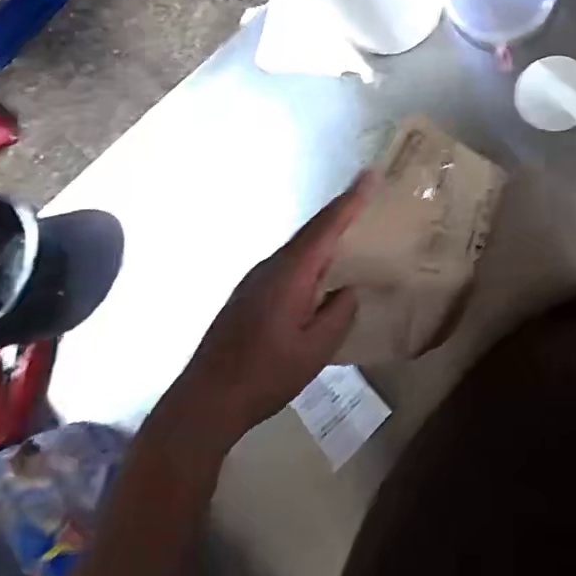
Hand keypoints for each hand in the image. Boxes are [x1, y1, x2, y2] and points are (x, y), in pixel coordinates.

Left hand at [173, 172, 373, 439]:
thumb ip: (339, 315)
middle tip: (368, 195)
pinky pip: (288, 265)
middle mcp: (270, 268)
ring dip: (326, 236)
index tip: (370, 174)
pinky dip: (311, 257)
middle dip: (341, 212)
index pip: (325, 228)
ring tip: (354, 230)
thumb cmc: (264, 376)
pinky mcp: (249, 296)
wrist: (205, 400)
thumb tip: (349, 290)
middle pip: (311, 232)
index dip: (350, 200)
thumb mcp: (315, 350)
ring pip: (298, 249)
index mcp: (289, 276)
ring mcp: (255, 281)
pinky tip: (322, 272)